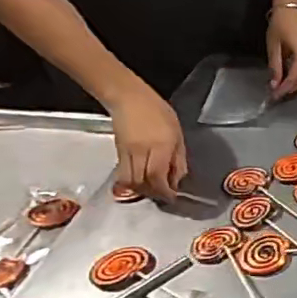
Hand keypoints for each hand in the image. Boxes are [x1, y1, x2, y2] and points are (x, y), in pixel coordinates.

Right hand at [109, 86, 186, 200]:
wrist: (129, 100)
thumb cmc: (160, 114)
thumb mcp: (179, 136)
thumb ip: (178, 159)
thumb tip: (178, 179)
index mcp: (160, 147)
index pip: (158, 176)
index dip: (165, 190)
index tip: (173, 197)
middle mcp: (140, 152)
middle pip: (141, 182)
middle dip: (153, 193)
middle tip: (165, 196)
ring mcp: (125, 152)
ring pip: (129, 180)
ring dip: (141, 190)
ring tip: (155, 190)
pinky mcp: (117, 152)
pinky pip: (123, 173)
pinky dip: (133, 181)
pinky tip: (144, 181)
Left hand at [266, 5, 296, 100]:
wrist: (291, 11)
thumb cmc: (281, 25)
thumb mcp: (274, 47)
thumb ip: (275, 67)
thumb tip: (274, 83)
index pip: (293, 79)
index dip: (283, 90)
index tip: (273, 97)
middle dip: (289, 90)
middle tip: (275, 96)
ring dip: (293, 84)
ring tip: (279, 88)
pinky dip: (296, 77)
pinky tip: (286, 78)